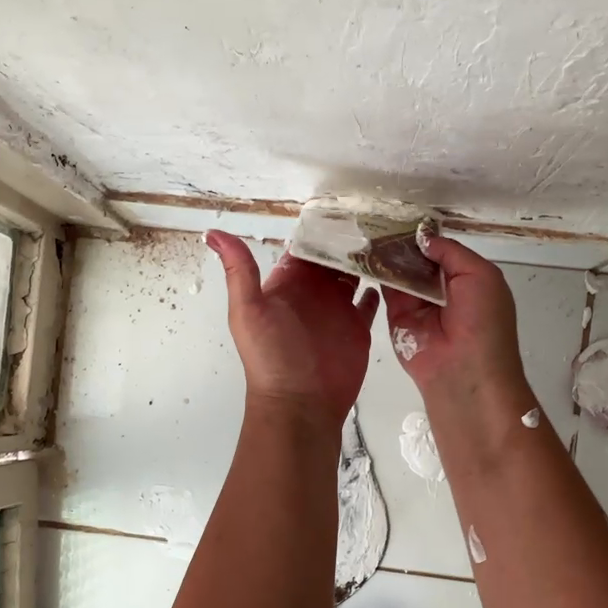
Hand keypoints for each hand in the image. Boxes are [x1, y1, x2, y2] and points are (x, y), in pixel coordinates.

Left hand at [206, 231, 379, 425]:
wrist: (300, 403)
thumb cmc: (272, 357)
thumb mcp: (248, 310)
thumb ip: (239, 270)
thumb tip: (212, 231)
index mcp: (288, 283)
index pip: (306, 246)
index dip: (321, 226)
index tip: (344, 204)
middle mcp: (314, 291)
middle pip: (334, 255)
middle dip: (351, 237)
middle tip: (377, 213)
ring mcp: (338, 309)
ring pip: (355, 273)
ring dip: (367, 256)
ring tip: (390, 235)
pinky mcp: (359, 327)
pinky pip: (372, 300)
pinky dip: (382, 285)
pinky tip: (395, 268)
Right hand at [383, 234, 529, 407]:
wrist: (464, 369)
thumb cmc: (483, 320)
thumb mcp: (480, 275)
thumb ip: (451, 252)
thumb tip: (423, 237)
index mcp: (468, 279)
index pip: (443, 251)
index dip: (427, 236)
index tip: (406, 216)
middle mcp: (442, 290)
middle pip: (419, 259)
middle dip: (405, 242)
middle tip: (382, 217)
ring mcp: (418, 302)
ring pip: (401, 270)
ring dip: (389, 252)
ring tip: (370, 227)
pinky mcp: (396, 315)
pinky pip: (387, 288)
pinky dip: (377, 270)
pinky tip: (367, 249)